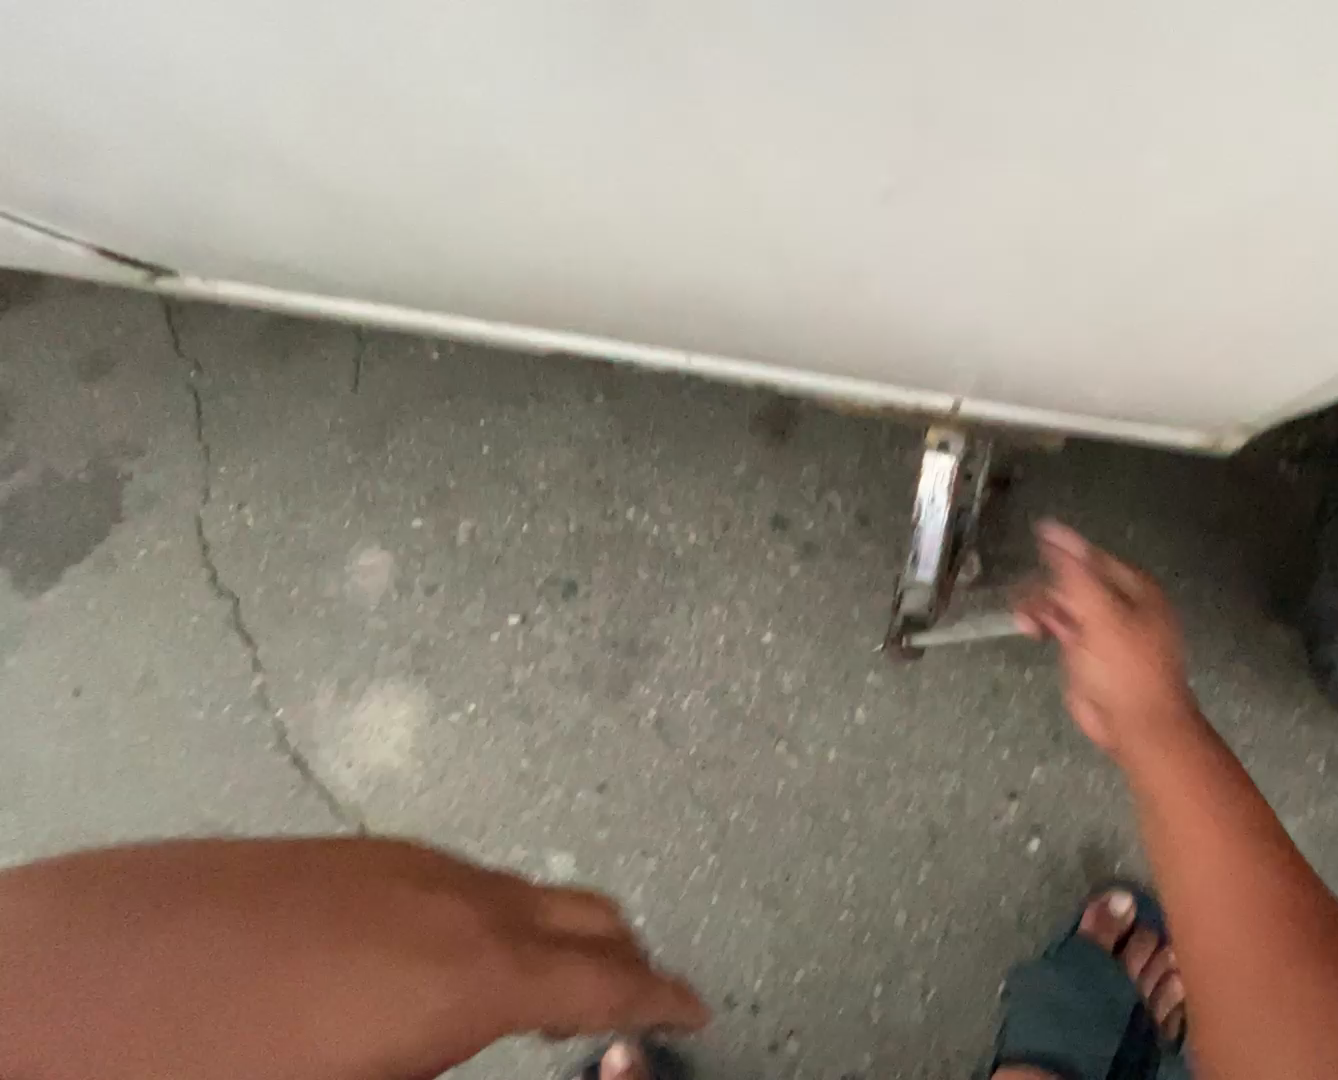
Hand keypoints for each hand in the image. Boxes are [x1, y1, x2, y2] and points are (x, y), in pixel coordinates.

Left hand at [0, 836, 708, 1079]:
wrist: (32, 978)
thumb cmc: (200, 1067)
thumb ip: (444, 1062)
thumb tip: (502, 1027)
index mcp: (468, 974)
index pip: (604, 978)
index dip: (662, 994)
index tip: (696, 1007)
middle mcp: (461, 900)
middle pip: (586, 914)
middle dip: (624, 956)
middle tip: (629, 1000)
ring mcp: (410, 865)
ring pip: (524, 894)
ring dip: (554, 937)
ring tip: (539, 989)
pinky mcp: (358, 854)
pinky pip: (465, 882)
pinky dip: (494, 920)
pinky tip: (439, 958)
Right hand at [1015, 521, 1201, 761]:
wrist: (1135, 725)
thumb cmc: (1125, 667)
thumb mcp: (1100, 613)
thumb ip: (1073, 571)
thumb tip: (1050, 529)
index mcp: (1134, 587)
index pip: (1091, 557)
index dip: (1062, 553)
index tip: (1033, 548)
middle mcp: (1119, 602)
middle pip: (1073, 579)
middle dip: (1048, 585)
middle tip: (1027, 599)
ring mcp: (1101, 627)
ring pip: (1062, 602)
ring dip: (1040, 605)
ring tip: (1025, 619)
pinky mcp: (1084, 650)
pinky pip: (1059, 626)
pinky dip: (1042, 624)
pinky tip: (1030, 630)